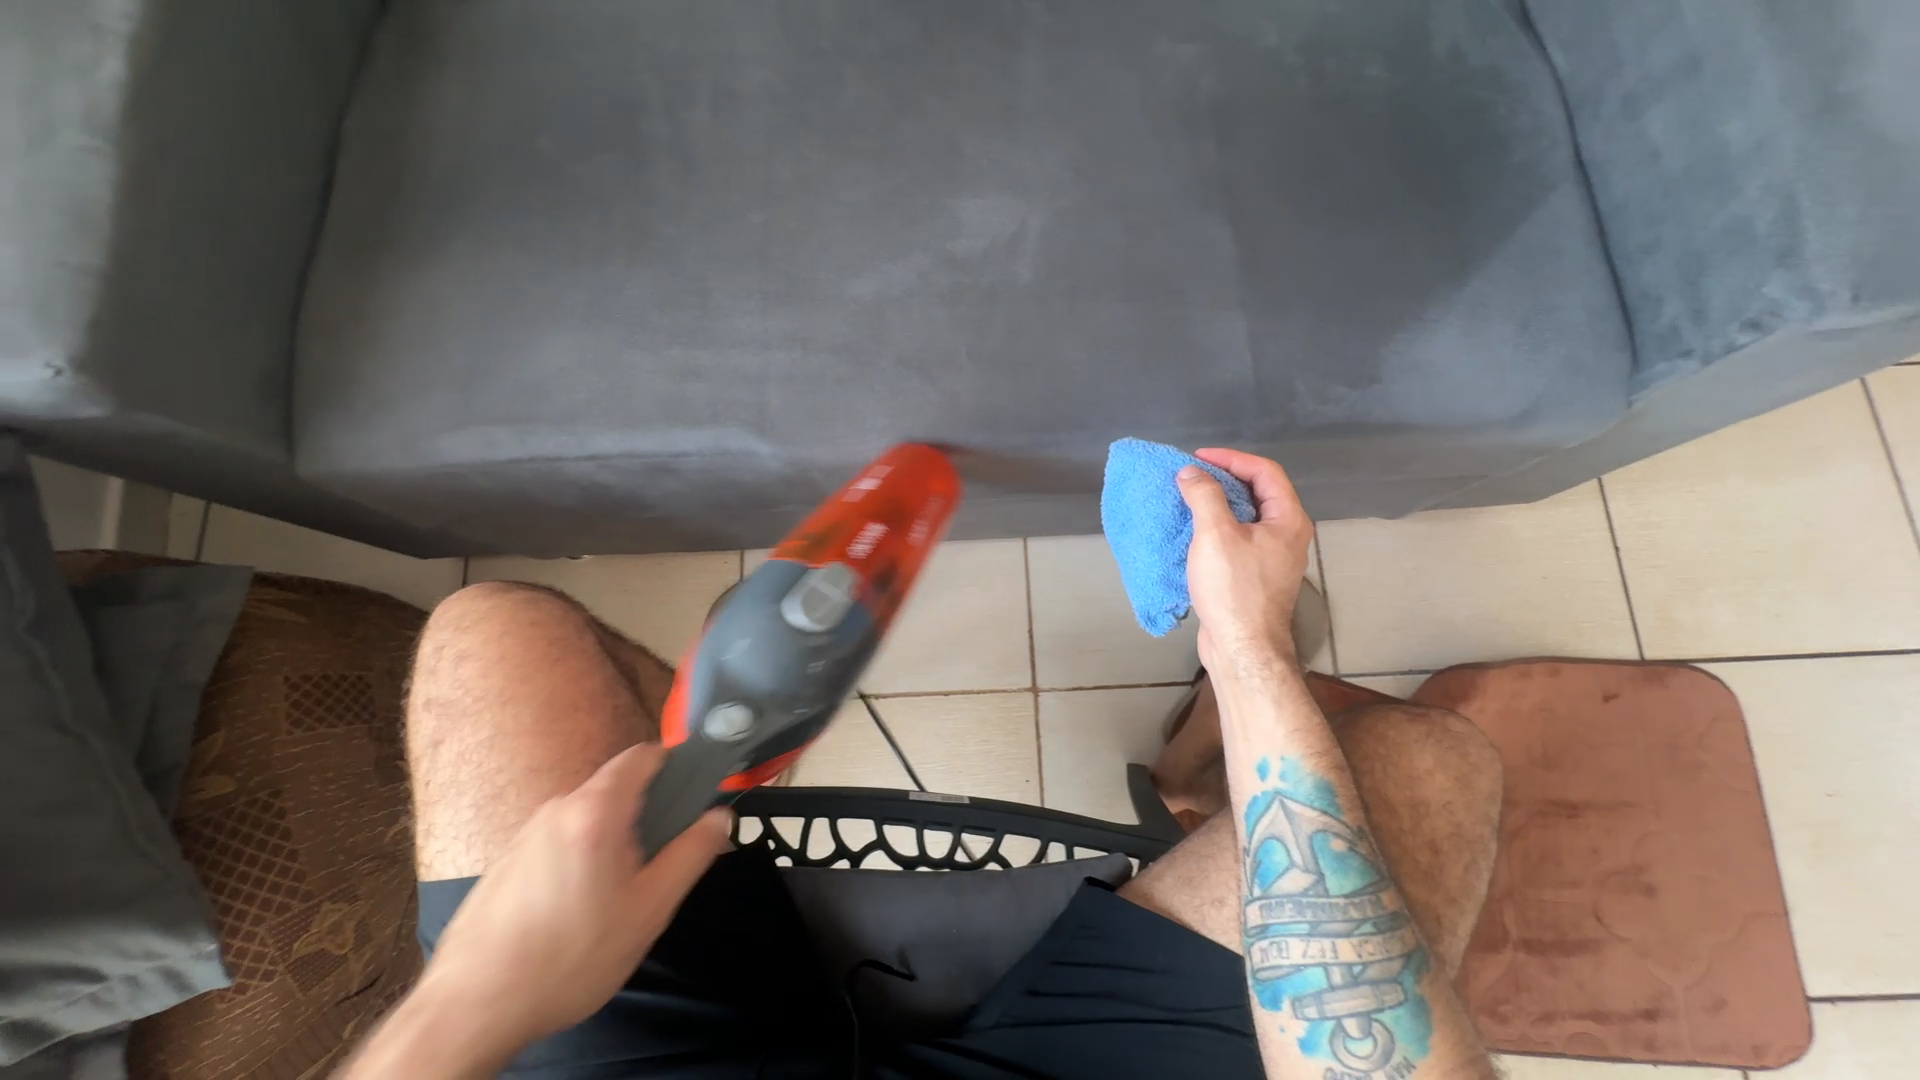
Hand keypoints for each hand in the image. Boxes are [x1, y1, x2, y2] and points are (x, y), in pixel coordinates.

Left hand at [403, 744, 732, 1059]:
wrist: (471, 1010)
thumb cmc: (568, 959)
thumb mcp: (650, 908)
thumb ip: (692, 853)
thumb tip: (719, 817)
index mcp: (595, 811)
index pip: (643, 756)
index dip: (676, 766)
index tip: (693, 795)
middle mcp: (557, 810)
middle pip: (617, 791)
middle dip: (645, 818)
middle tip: (658, 865)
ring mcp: (526, 834)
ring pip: (589, 819)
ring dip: (612, 842)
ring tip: (616, 898)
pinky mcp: (507, 861)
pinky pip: (560, 842)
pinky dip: (580, 860)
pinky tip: (577, 913)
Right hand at [1177, 448, 1314, 676]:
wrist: (1242, 647)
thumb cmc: (1233, 589)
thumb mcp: (1215, 535)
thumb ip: (1204, 496)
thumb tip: (1191, 473)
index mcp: (1288, 520)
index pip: (1265, 472)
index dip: (1232, 458)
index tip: (1199, 458)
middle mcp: (1287, 536)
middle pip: (1258, 493)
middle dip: (1224, 479)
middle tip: (1192, 476)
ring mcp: (1273, 558)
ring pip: (1247, 518)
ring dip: (1219, 505)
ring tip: (1189, 500)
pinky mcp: (1256, 577)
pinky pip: (1239, 540)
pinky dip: (1217, 529)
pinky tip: (1194, 533)